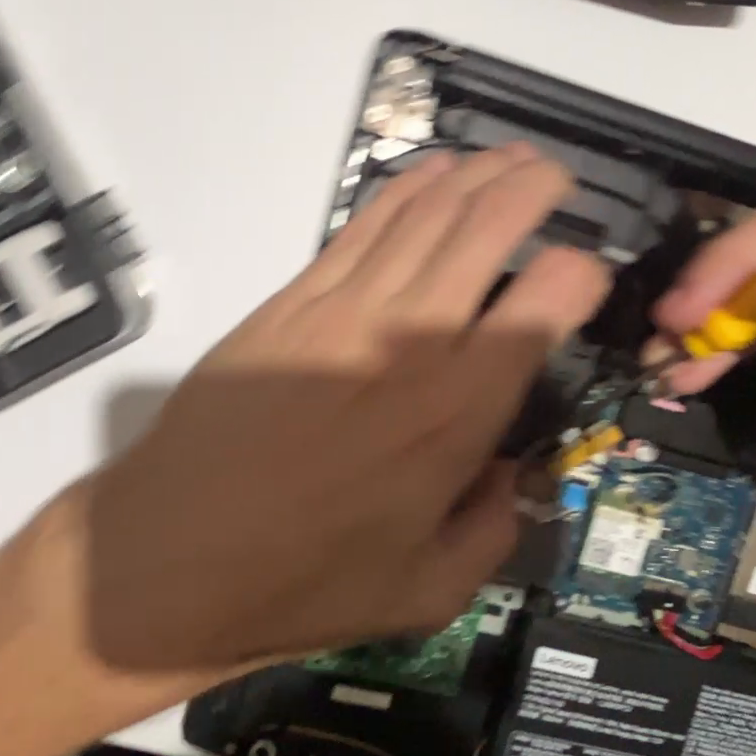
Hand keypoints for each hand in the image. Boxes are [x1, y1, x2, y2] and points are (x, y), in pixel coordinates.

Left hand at [81, 145, 609, 668]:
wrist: (170, 558)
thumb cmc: (303, 584)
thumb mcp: (427, 593)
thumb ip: (493, 529)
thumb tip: (512, 475)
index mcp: (457, 413)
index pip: (544, 302)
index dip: (580, 275)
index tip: (585, 277)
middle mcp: (409, 341)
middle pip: (484, 229)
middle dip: (533, 191)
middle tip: (556, 181)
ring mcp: (342, 310)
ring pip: (426, 213)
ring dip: (477, 176)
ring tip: (509, 162)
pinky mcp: (289, 302)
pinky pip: (362, 226)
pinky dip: (406, 190)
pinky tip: (431, 177)